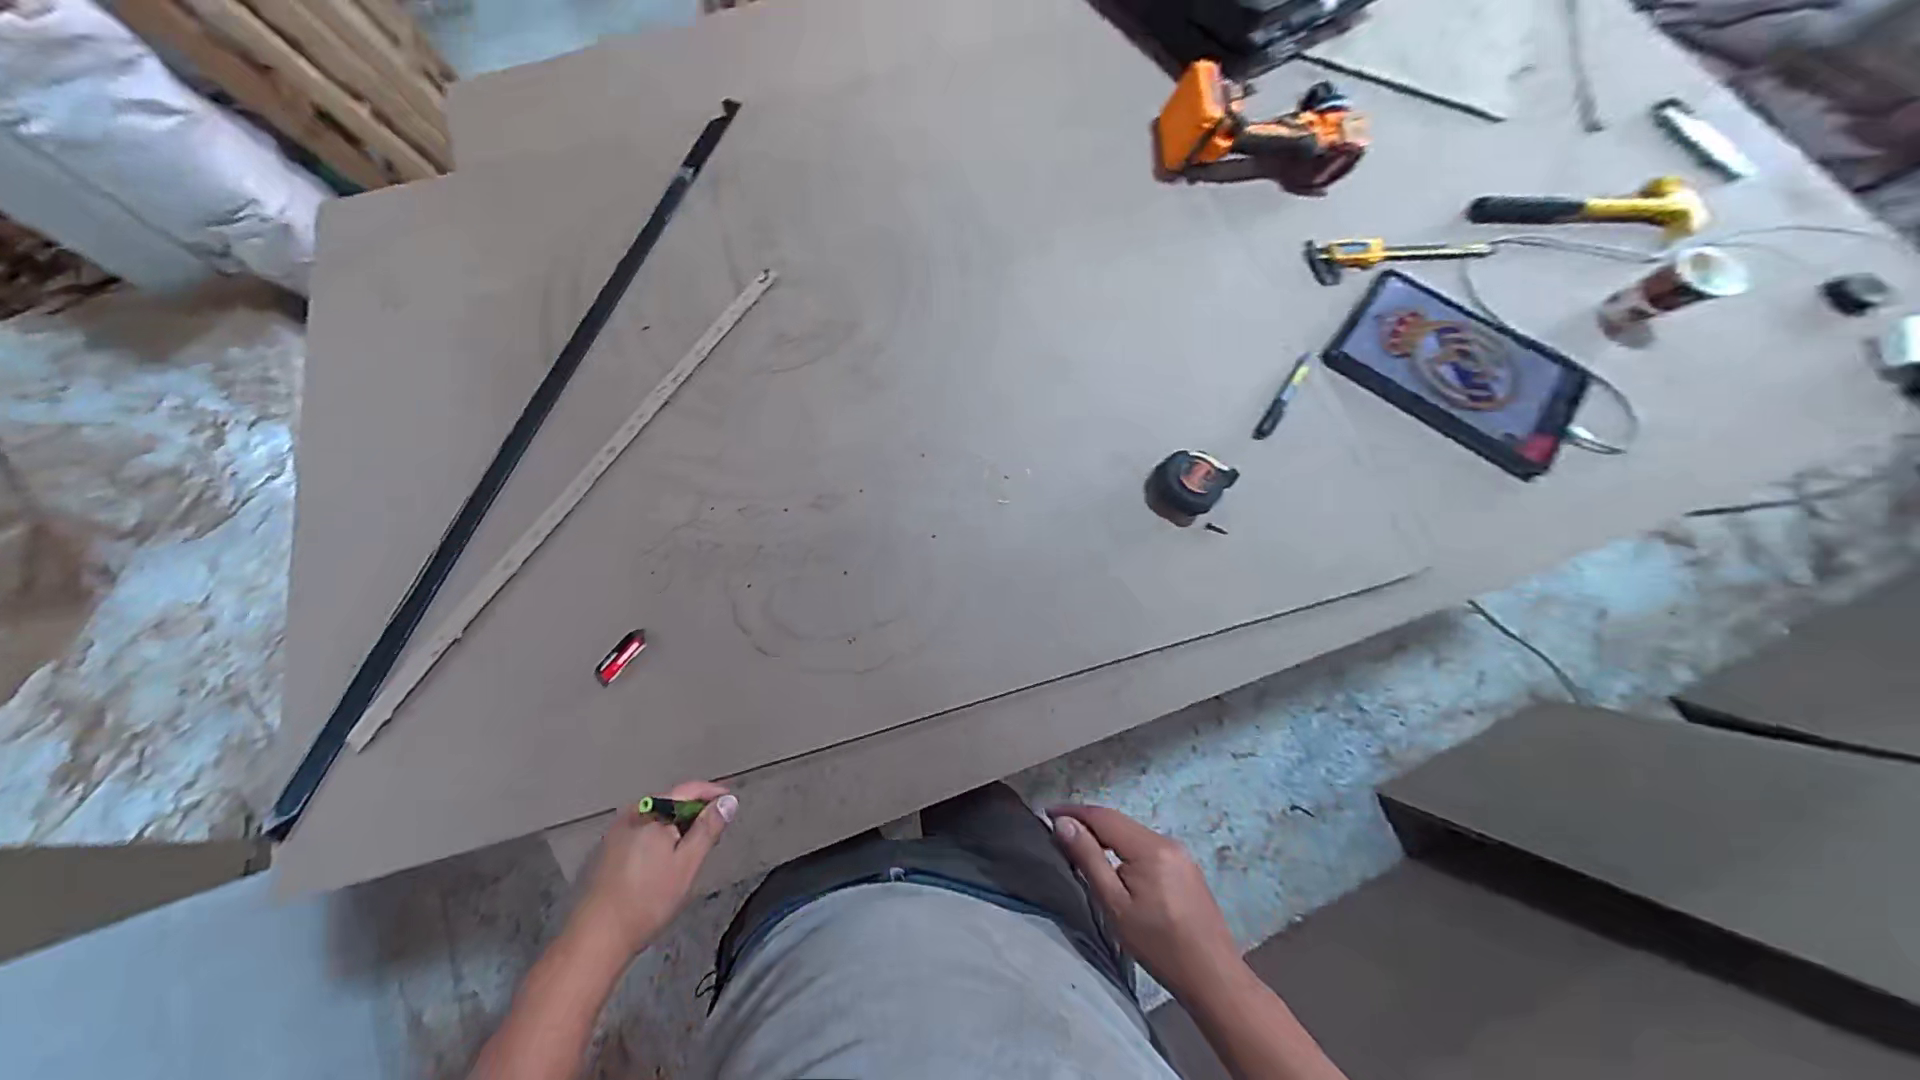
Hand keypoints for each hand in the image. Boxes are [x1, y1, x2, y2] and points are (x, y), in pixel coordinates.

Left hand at [570, 780, 737, 956]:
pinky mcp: (606, 853)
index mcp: (651, 813)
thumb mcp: (687, 863)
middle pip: (671, 803)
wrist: (595, 939)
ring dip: (677, 827)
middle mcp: (630, 816)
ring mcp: (614, 835)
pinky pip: (641, 834)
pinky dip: (659, 839)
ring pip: (656, 820)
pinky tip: (664, 861)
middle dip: (695, 812)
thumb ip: (708, 828)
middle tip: (715, 830)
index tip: (730, 802)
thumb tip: (727, 800)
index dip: (712, 794)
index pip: (688, 790)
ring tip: (693, 847)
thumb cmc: (646, 900)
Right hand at [1049, 804, 1240, 999]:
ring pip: (1132, 833)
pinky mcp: (1186, 868)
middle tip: (1058, 830)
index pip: (1103, 816)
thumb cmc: (1159, 945)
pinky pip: (1146, 846)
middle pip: (1119, 822)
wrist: (1213, 977)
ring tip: (1079, 844)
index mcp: (1149, 847)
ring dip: (1105, 834)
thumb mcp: (1115, 905)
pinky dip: (1123, 846)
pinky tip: (1114, 862)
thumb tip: (1064, 824)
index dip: (1073, 812)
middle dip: (1087, 821)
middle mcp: (1166, 841)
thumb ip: (1088, 859)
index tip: (1047, 813)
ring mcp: (1180, 854)